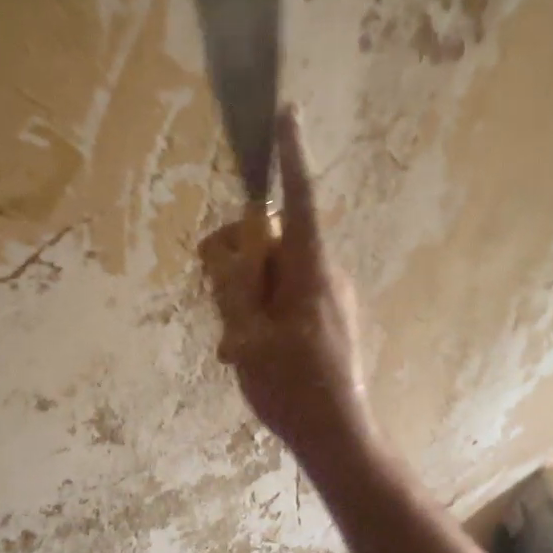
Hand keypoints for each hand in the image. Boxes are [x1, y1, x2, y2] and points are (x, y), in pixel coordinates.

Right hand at [203, 108, 376, 465]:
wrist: (336, 438)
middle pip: (274, 241)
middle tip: (216, 299)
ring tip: (235, 344)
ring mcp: (333, 300)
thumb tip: (235, 241)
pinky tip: (250, 352)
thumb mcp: (247, 335)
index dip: (289, 157)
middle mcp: (328, 275)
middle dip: (238, 258)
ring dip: (247, 296)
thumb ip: (236, 282)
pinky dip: (263, 314)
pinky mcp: (332, 321)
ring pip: (277, 274)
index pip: (297, 201)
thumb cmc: (290, 388)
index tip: (285, 114)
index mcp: (311, 271)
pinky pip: (289, 299)